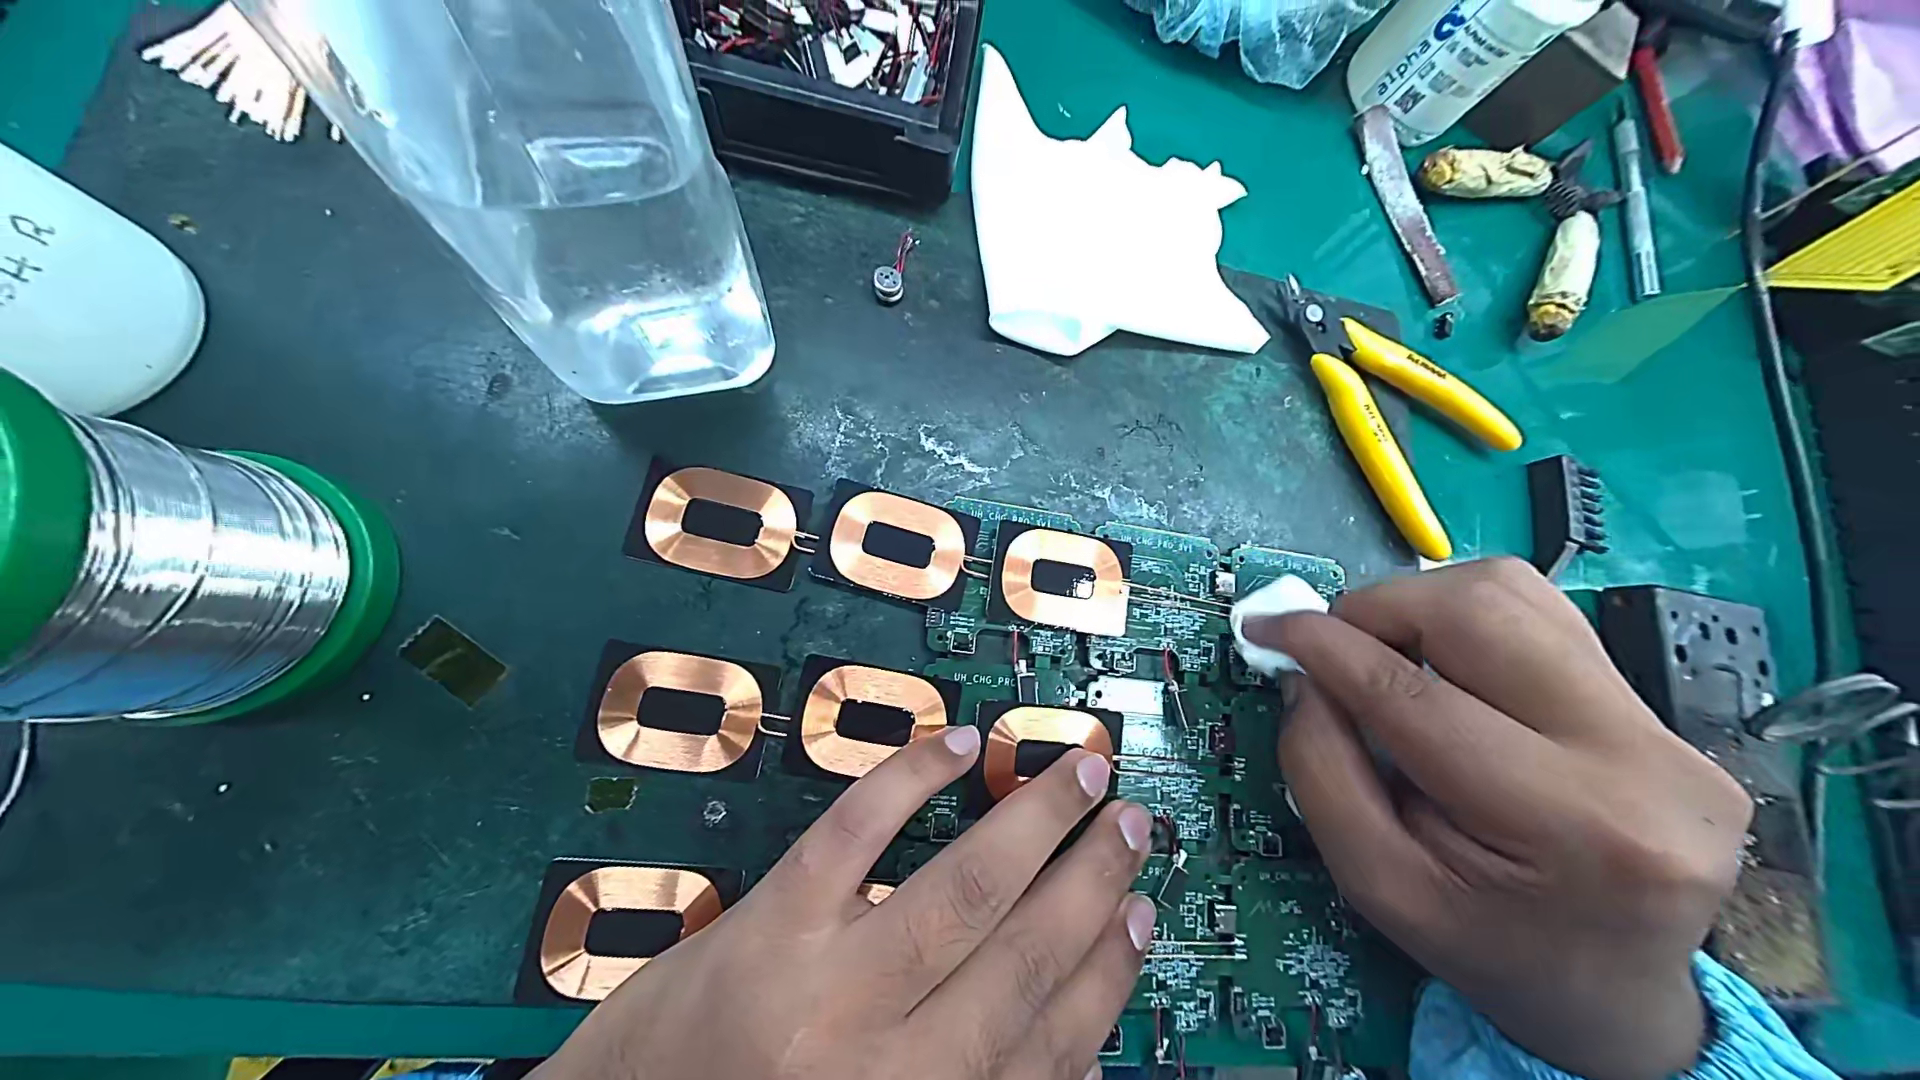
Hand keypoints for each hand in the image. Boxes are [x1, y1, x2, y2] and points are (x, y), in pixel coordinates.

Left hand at [533, 727, 1156, 1079]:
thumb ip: (962, 1078)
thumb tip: (1062, 1021)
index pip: (1048, 1044)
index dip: (1107, 973)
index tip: (1143, 912)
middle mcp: (887, 1063)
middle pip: (1019, 956)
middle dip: (1088, 879)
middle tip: (1127, 819)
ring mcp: (826, 982)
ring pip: (960, 890)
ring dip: (1032, 823)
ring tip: (1079, 773)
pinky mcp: (773, 920)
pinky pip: (857, 831)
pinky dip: (913, 779)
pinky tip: (961, 744)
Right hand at [1245, 558, 1751, 1079]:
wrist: (1609, 989)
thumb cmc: (1481, 942)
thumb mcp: (1371, 878)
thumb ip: (1320, 766)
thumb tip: (1304, 672)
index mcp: (1566, 822)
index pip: (1411, 693)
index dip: (1319, 646)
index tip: (1263, 627)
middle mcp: (1640, 758)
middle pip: (1479, 610)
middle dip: (1375, 610)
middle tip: (1329, 646)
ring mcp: (1664, 728)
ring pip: (1510, 593)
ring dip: (1416, 607)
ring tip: (1382, 655)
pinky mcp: (1658, 711)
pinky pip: (1537, 613)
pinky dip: (1460, 617)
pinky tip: (1439, 663)